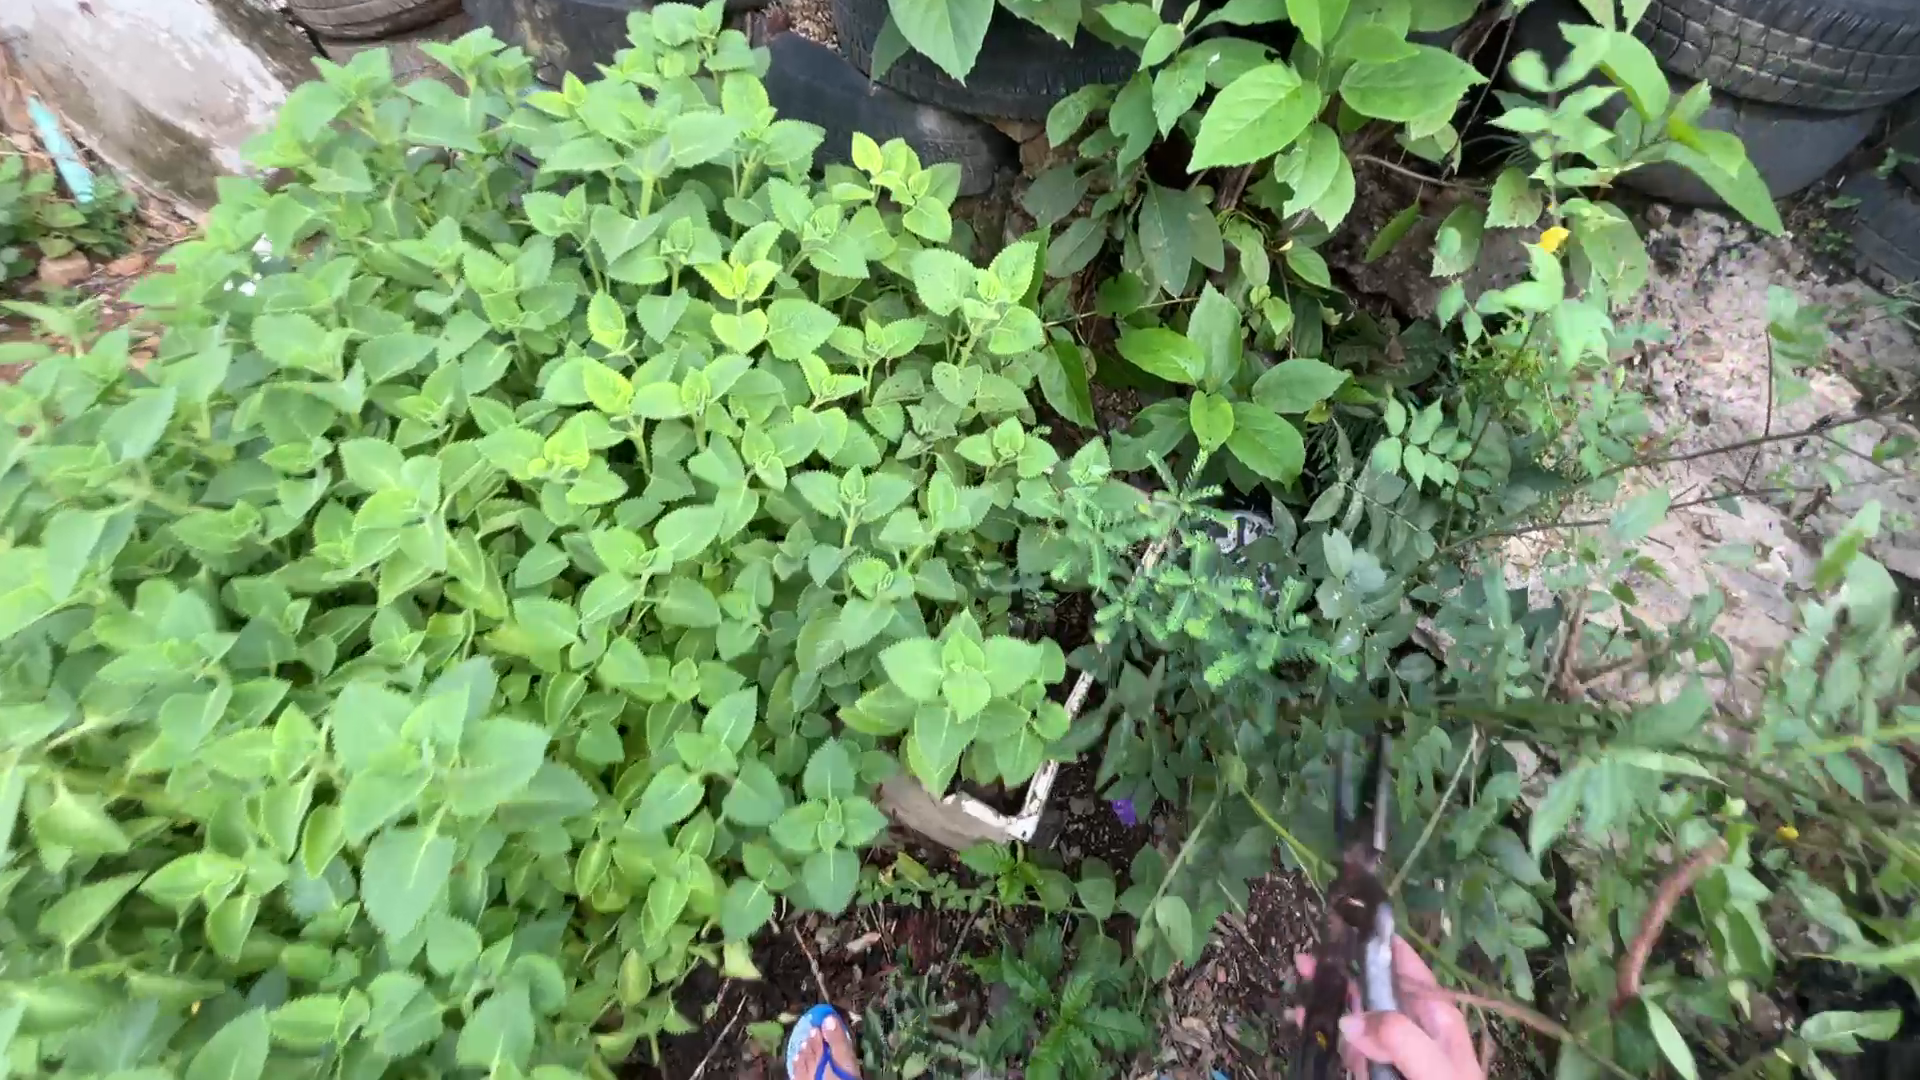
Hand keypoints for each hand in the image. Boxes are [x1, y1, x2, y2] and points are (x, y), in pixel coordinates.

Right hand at [1292, 936, 1485, 1079]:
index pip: (1402, 960)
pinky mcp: (1375, 1068)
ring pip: (1354, 1006)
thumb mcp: (1435, 1071)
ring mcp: (1391, 1046)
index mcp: (1433, 1013)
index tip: (1339, 919)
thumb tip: (1349, 1019)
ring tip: (1297, 977)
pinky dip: (1322, 1024)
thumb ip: (1398, 1038)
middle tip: (1305, 957)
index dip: (1373, 937)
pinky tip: (1300, 1018)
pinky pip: (1345, 1039)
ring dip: (1325, 990)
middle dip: (1337, 963)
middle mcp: (1411, 1023)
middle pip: (1371, 979)